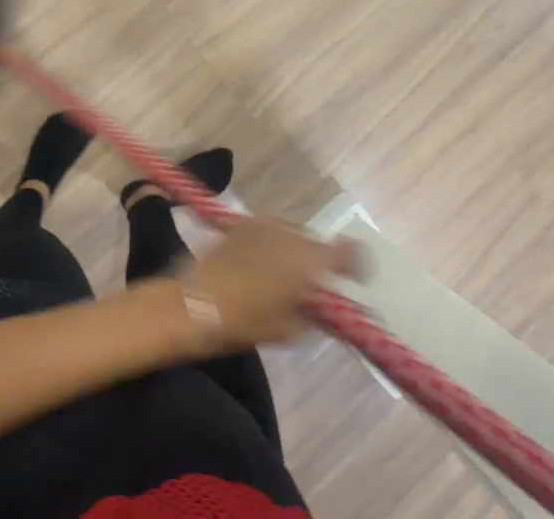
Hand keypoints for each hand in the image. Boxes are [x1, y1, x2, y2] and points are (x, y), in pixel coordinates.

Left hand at [181, 218, 363, 348]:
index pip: (350, 252)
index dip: (358, 264)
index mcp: (310, 260)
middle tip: (314, 286)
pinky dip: (273, 243)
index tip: (357, 279)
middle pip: (319, 244)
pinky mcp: (242, 223)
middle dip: (321, 262)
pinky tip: (262, 261)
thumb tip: (331, 312)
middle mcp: (292, 235)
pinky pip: (270, 230)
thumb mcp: (290, 330)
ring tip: (285, 274)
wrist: (194, 303)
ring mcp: (266, 224)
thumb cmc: (245, 321)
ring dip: (296, 251)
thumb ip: (318, 317)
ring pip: (294, 235)